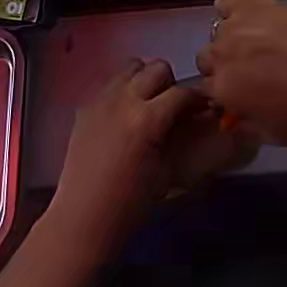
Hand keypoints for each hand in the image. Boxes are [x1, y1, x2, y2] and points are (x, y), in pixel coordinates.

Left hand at [49, 59, 250, 248]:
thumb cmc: (131, 204)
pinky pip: (111, 84)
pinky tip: (125, 114)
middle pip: (157, 68)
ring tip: (148, 103)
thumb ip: (182, 135)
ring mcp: (101, 100)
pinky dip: (124, 90)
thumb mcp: (167, 170)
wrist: (82, 220)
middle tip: (173, 105)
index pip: (181, 92)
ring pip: (132, 66)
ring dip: (145, 80)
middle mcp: (124, 100)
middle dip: (171, 83)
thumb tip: (200, 116)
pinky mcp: (86, 106)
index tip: (204, 105)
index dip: (197, 97)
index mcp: (147, 119)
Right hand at [197, 0, 286, 145]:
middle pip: (207, 57)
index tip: (236, 91)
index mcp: (223, 89)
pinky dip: (231, 9)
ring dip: (230, 38)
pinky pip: (227, 3)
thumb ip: (248, 130)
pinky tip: (246, 16)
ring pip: (218, 31)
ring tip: (255, 41)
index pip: (206, 88)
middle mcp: (221, 56)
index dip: (221, 90)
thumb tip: (234, 125)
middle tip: (247, 67)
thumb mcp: (276, 136)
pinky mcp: (251, 4)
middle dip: (221, 64)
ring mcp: (235, 26)